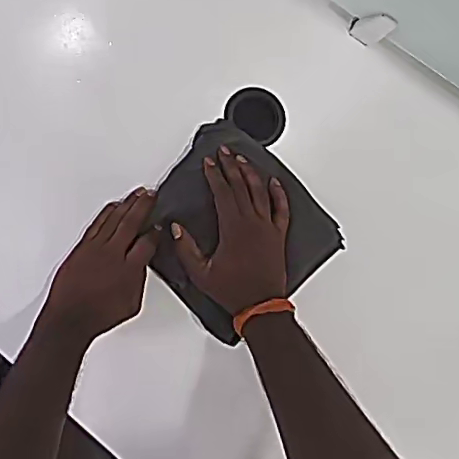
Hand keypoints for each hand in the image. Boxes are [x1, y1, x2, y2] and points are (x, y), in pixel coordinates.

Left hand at [34, 188, 160, 350]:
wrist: (70, 316)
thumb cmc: (98, 314)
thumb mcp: (131, 303)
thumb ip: (138, 279)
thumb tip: (141, 264)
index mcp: (129, 269)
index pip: (148, 242)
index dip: (156, 231)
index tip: (160, 224)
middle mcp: (113, 254)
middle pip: (132, 222)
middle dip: (144, 206)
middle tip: (152, 194)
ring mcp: (96, 247)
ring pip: (114, 218)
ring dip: (128, 203)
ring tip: (137, 194)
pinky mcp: (82, 246)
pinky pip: (98, 223)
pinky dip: (107, 212)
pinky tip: (114, 206)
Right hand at [172, 151, 290, 315]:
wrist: (262, 307)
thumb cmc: (233, 291)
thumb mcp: (200, 272)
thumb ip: (186, 248)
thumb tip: (176, 228)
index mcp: (233, 228)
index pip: (223, 192)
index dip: (215, 174)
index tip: (209, 162)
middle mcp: (252, 223)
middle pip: (241, 186)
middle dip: (230, 165)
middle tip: (224, 152)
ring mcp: (268, 228)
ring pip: (260, 192)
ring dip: (251, 173)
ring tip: (243, 160)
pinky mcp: (278, 236)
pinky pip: (281, 209)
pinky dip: (279, 194)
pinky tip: (274, 182)